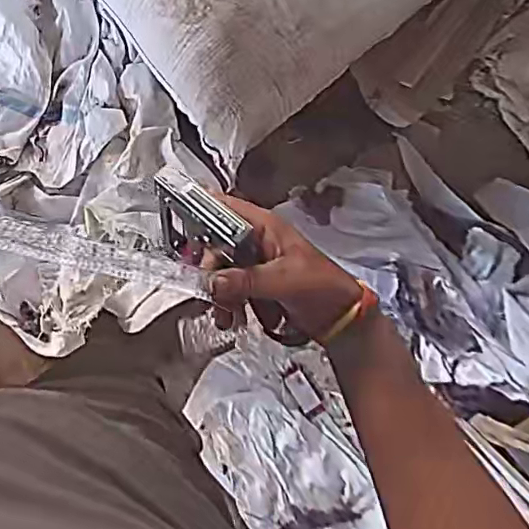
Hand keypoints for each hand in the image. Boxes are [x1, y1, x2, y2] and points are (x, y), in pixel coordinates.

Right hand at [203, 193, 365, 339]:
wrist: (344, 320)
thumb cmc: (327, 288)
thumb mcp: (286, 280)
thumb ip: (248, 280)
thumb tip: (214, 281)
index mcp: (264, 226)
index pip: (224, 207)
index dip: (201, 213)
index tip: (184, 230)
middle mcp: (254, 240)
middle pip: (214, 244)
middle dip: (208, 268)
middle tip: (208, 286)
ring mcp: (253, 262)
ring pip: (218, 270)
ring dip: (216, 292)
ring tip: (225, 313)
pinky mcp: (253, 283)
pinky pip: (227, 288)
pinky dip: (225, 304)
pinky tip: (230, 317)